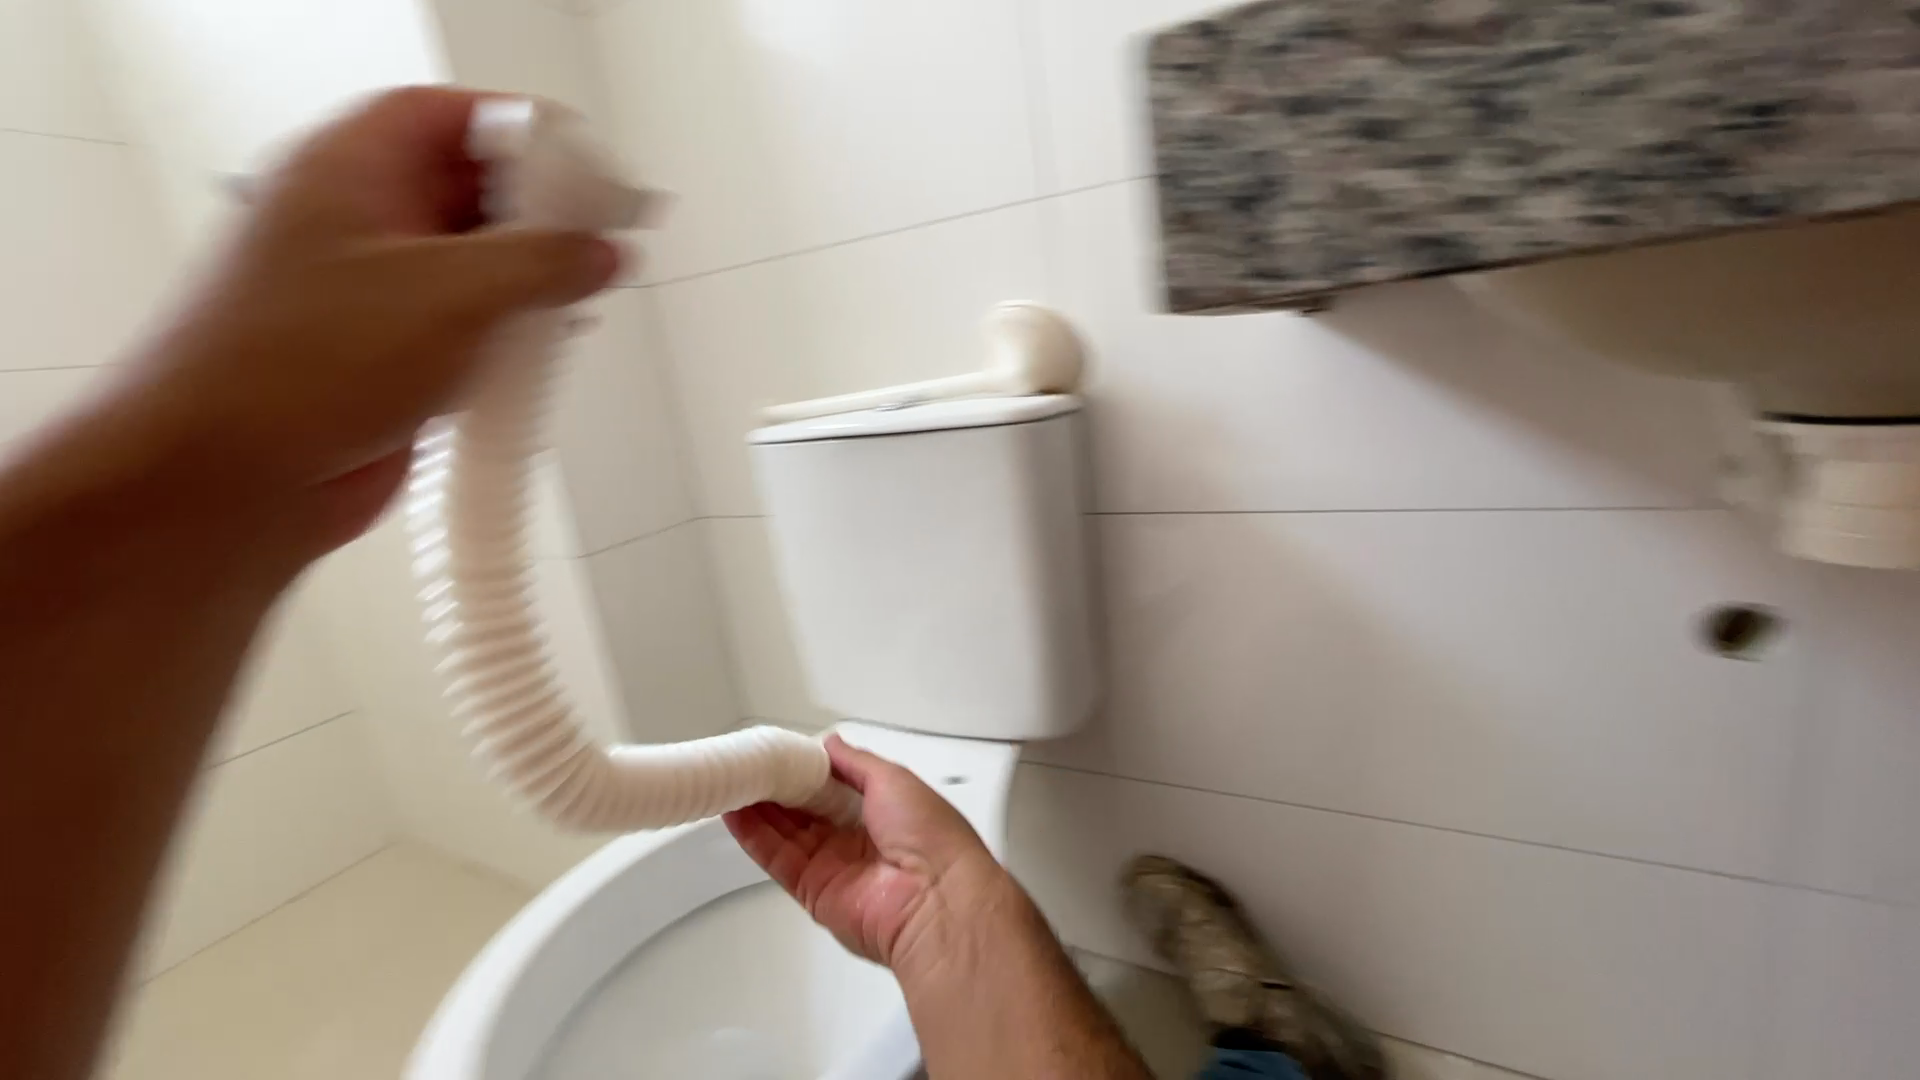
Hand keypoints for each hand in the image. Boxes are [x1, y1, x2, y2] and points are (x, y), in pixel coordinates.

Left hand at [88, 87, 618, 558]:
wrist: (237, 477)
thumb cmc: (306, 367)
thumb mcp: (447, 293)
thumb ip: (541, 264)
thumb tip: (604, 253)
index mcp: (348, 173)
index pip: (446, 118)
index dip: (520, 131)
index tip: (587, 166)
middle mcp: (362, 223)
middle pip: (470, 189)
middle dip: (541, 212)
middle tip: (603, 236)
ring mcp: (380, 290)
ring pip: (478, 260)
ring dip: (534, 276)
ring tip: (586, 293)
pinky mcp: (399, 350)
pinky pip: (472, 320)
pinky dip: (517, 328)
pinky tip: (551, 346)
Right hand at [724, 735, 1021, 971]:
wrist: (935, 900)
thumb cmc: (930, 835)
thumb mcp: (893, 779)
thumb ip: (855, 763)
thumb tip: (830, 743)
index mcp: (882, 809)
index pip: (833, 784)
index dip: (806, 769)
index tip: (780, 752)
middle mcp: (855, 837)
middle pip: (805, 809)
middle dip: (777, 787)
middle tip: (749, 764)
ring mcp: (833, 864)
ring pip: (785, 831)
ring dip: (759, 808)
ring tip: (733, 780)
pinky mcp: (813, 890)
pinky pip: (777, 858)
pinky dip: (754, 836)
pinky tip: (735, 813)